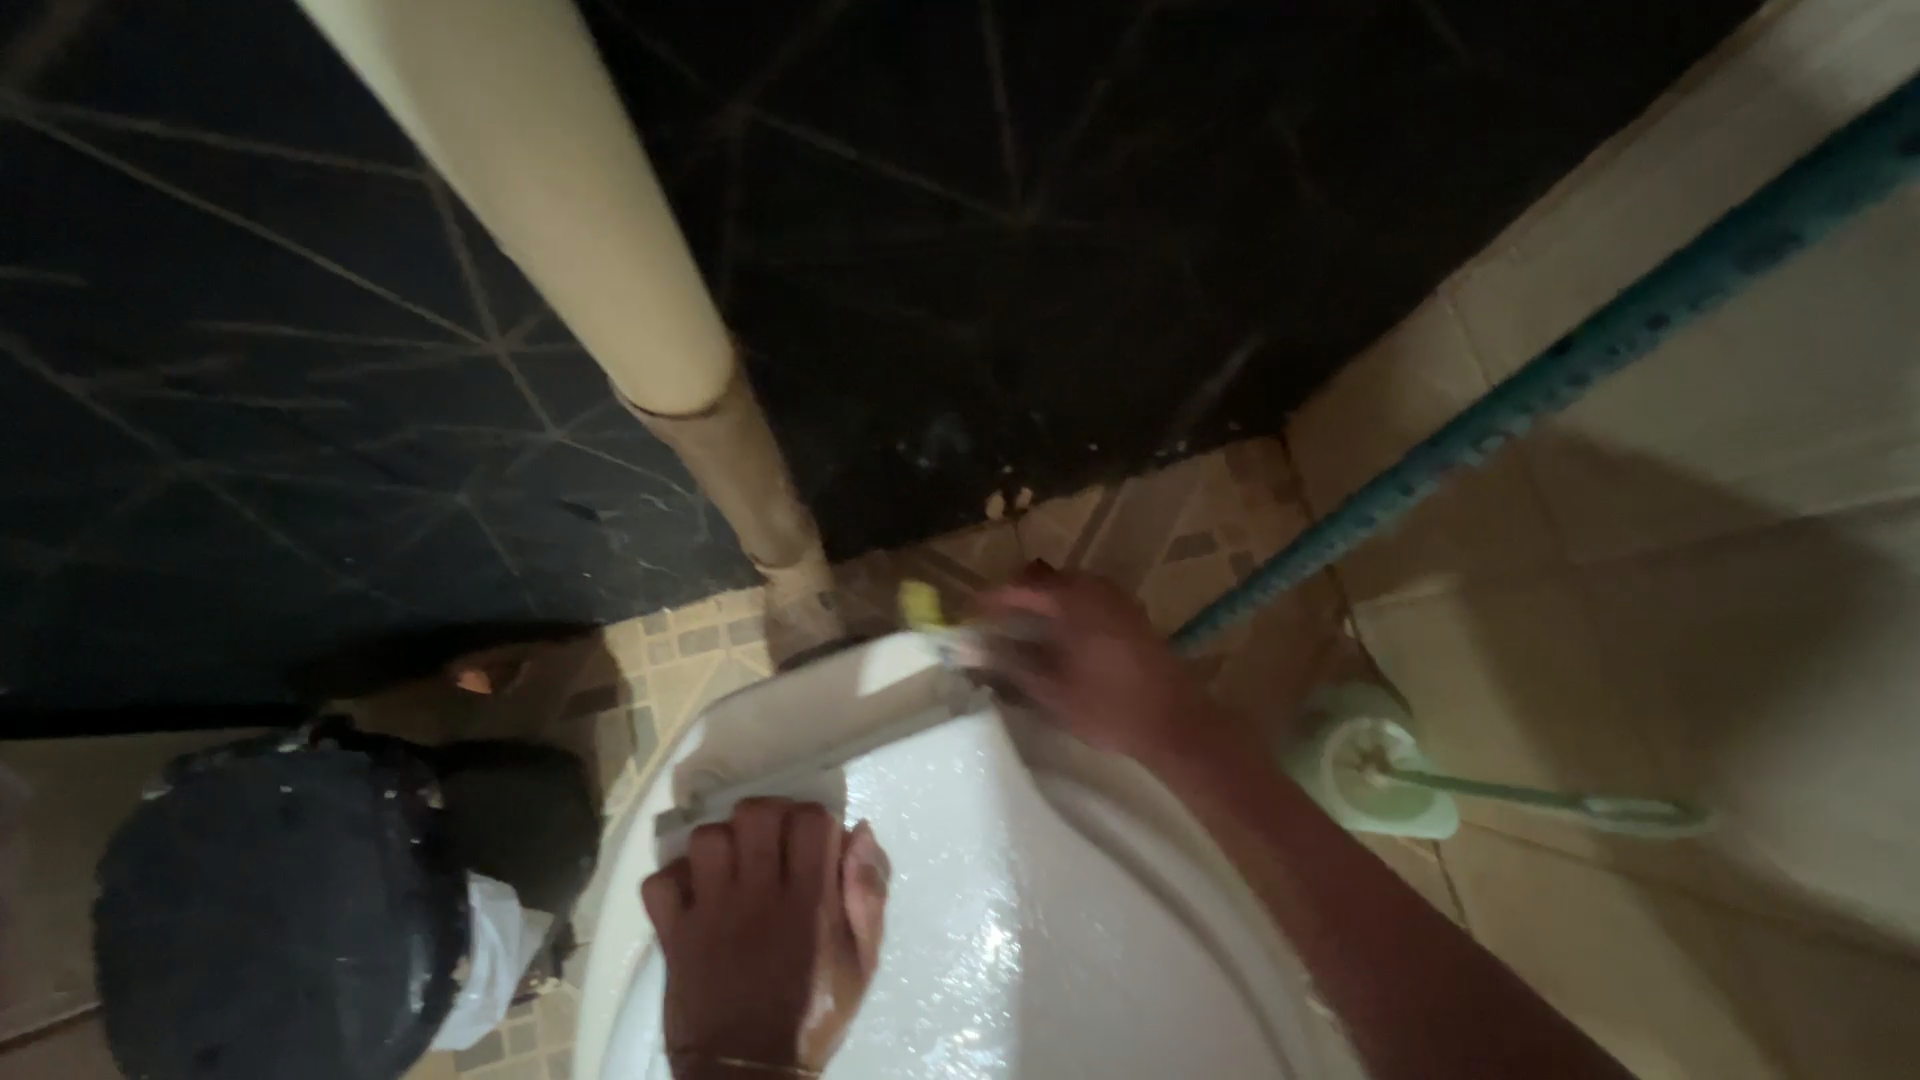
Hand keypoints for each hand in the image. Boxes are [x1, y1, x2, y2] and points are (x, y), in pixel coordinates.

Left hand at [641, 799, 889, 1076]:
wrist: (749, 1074)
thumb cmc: (813, 1013)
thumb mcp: (862, 962)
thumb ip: (867, 894)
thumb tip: (859, 832)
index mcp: (808, 899)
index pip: (810, 819)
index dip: (815, 819)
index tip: (815, 840)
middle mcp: (757, 894)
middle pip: (755, 813)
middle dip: (768, 816)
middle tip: (773, 842)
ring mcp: (710, 912)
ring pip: (707, 838)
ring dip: (721, 843)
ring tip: (732, 866)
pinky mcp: (673, 934)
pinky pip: (661, 881)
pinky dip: (675, 879)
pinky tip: (694, 893)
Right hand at [977, 565, 1246, 765]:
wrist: (1175, 723)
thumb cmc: (1108, 707)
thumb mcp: (1049, 689)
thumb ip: (1006, 662)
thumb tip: (967, 649)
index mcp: (1072, 600)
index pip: (1017, 588)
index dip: (988, 602)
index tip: (968, 620)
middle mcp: (1094, 588)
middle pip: (1043, 581)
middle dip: (1014, 600)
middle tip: (993, 628)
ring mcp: (1117, 600)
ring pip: (1067, 589)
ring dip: (1041, 605)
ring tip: (1021, 635)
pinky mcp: (1131, 615)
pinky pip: (1087, 599)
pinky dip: (1065, 612)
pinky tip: (1059, 641)